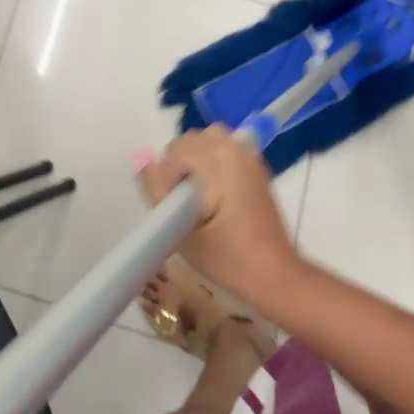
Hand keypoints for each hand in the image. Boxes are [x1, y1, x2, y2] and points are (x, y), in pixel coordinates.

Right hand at [135, 127, 304, 307]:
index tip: (175, 211)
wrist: (274, 274)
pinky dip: (214, 161)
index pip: (174, 153)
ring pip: (208, 140)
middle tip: (183, 205)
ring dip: (196, 160)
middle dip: (179, 166)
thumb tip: (139, 156)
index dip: (166, 181)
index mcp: (217, 159)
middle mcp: (234, 147)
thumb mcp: (181, 230)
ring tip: (197, 196)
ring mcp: (249, 154)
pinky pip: (226, 148)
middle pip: (190, 140)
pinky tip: (216, 194)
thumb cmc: (227, 257)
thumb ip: (156, 190)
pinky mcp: (257, 166)